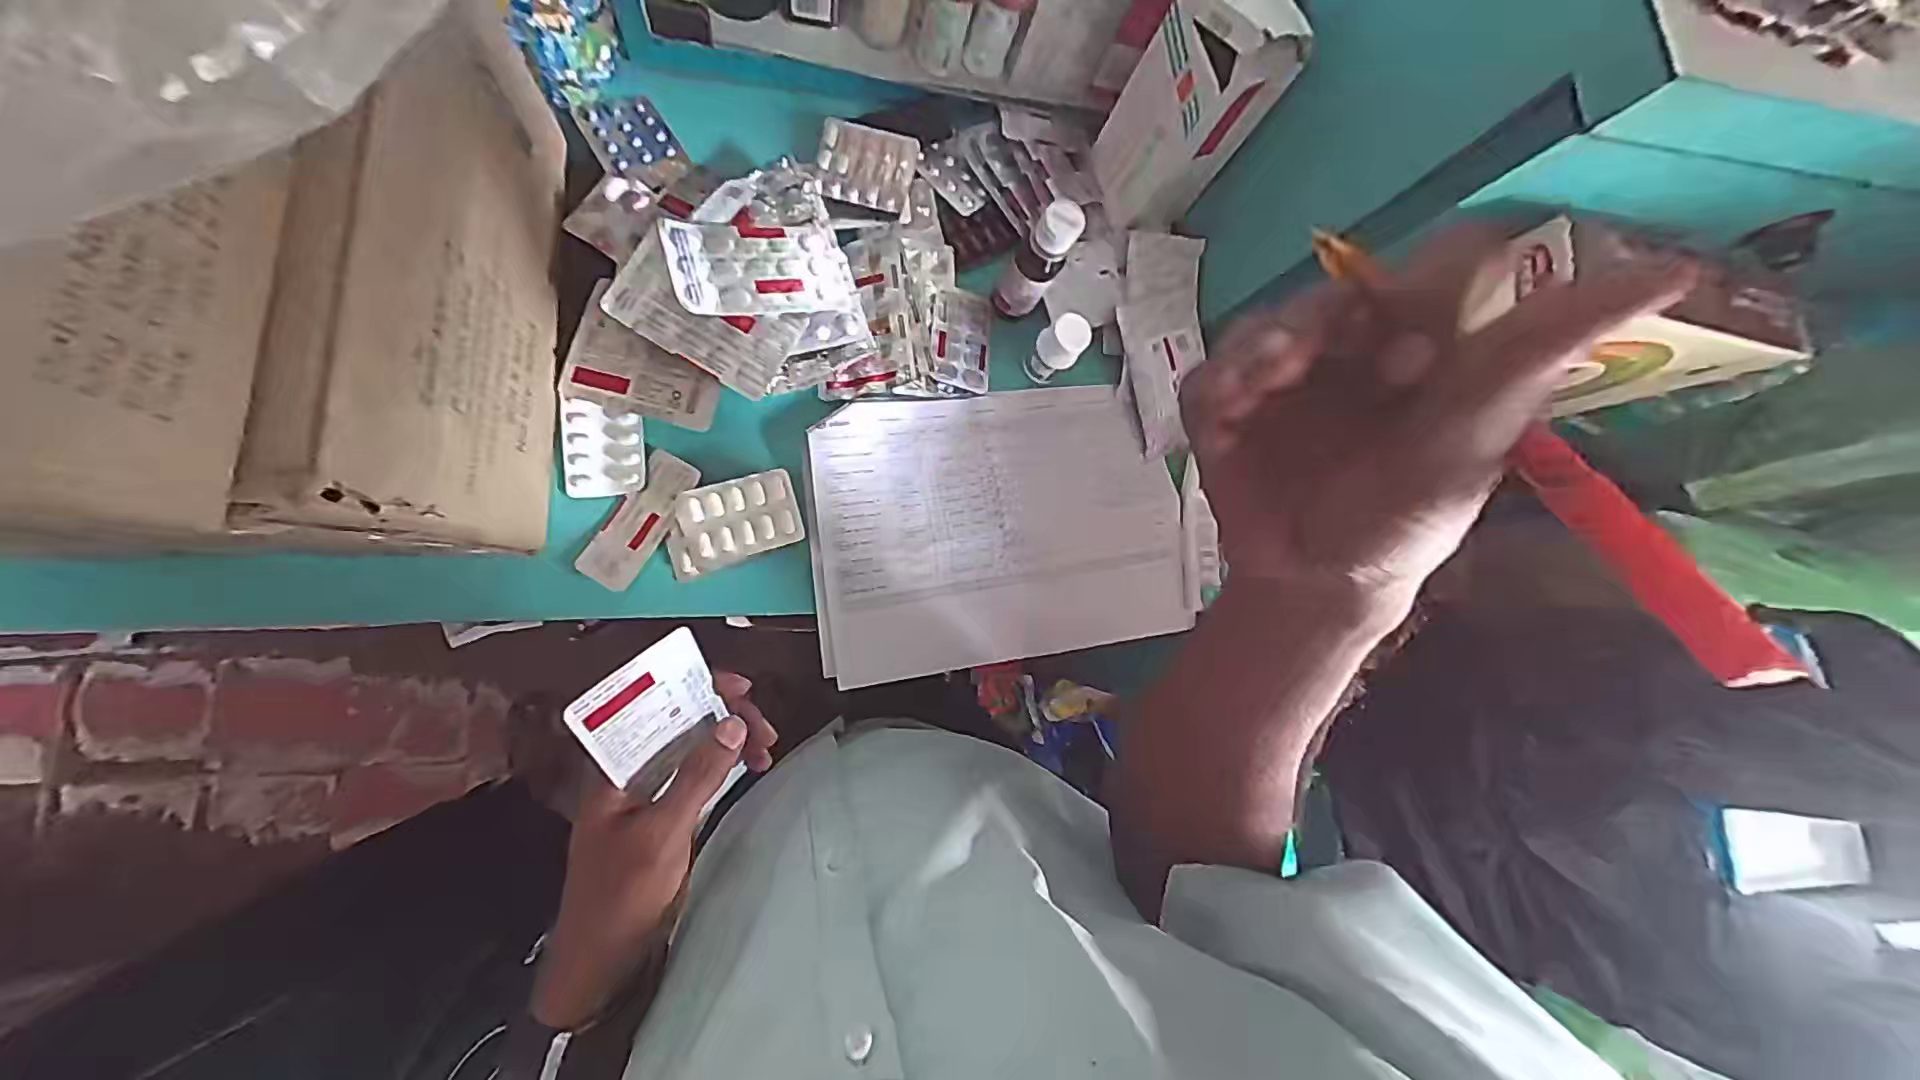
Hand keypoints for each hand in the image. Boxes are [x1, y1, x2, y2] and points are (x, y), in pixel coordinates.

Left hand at [530, 672, 776, 1028]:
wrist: (599, 964)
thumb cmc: (618, 898)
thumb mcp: (661, 834)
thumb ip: (696, 775)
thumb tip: (732, 723)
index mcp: (614, 764)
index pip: (654, 701)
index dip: (695, 684)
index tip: (740, 687)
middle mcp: (631, 767)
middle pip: (681, 717)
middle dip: (726, 713)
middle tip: (763, 728)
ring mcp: (650, 788)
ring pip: (696, 741)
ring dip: (732, 737)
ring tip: (766, 746)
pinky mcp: (667, 808)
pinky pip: (701, 768)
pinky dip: (728, 762)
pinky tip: (751, 765)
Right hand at [1181, 223, 1697, 610]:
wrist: (1313, 583)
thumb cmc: (1397, 526)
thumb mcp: (1465, 447)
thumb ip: (1530, 360)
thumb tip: (1666, 270)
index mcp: (1417, 351)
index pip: (1421, 277)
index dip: (1413, 289)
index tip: (1411, 354)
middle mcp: (1347, 355)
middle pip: (1328, 294)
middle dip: (1316, 319)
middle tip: (1308, 357)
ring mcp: (1281, 382)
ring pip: (1260, 327)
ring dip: (1256, 347)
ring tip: (1262, 383)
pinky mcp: (1226, 412)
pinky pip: (1208, 379)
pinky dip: (1213, 385)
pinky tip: (1229, 411)